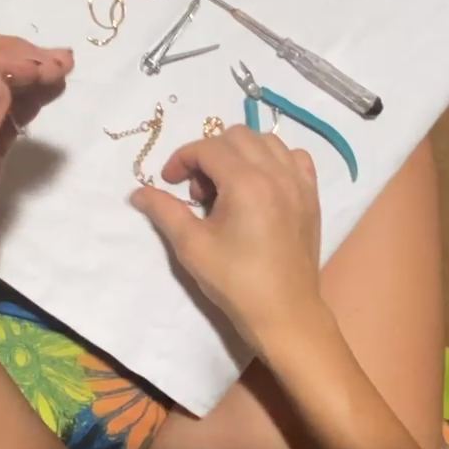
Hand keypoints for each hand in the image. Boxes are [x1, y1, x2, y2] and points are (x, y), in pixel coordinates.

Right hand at [130, 126, 327, 353]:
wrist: (283, 312)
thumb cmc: (235, 282)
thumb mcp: (191, 246)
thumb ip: (164, 211)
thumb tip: (137, 192)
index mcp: (247, 183)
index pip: (208, 147)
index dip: (182, 159)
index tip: (170, 183)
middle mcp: (276, 173)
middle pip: (236, 136)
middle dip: (210, 154)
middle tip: (199, 191)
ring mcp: (299, 183)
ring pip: (266, 141)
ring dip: (240, 154)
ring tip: (227, 188)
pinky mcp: (311, 196)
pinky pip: (294, 158)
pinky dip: (273, 161)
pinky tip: (260, 186)